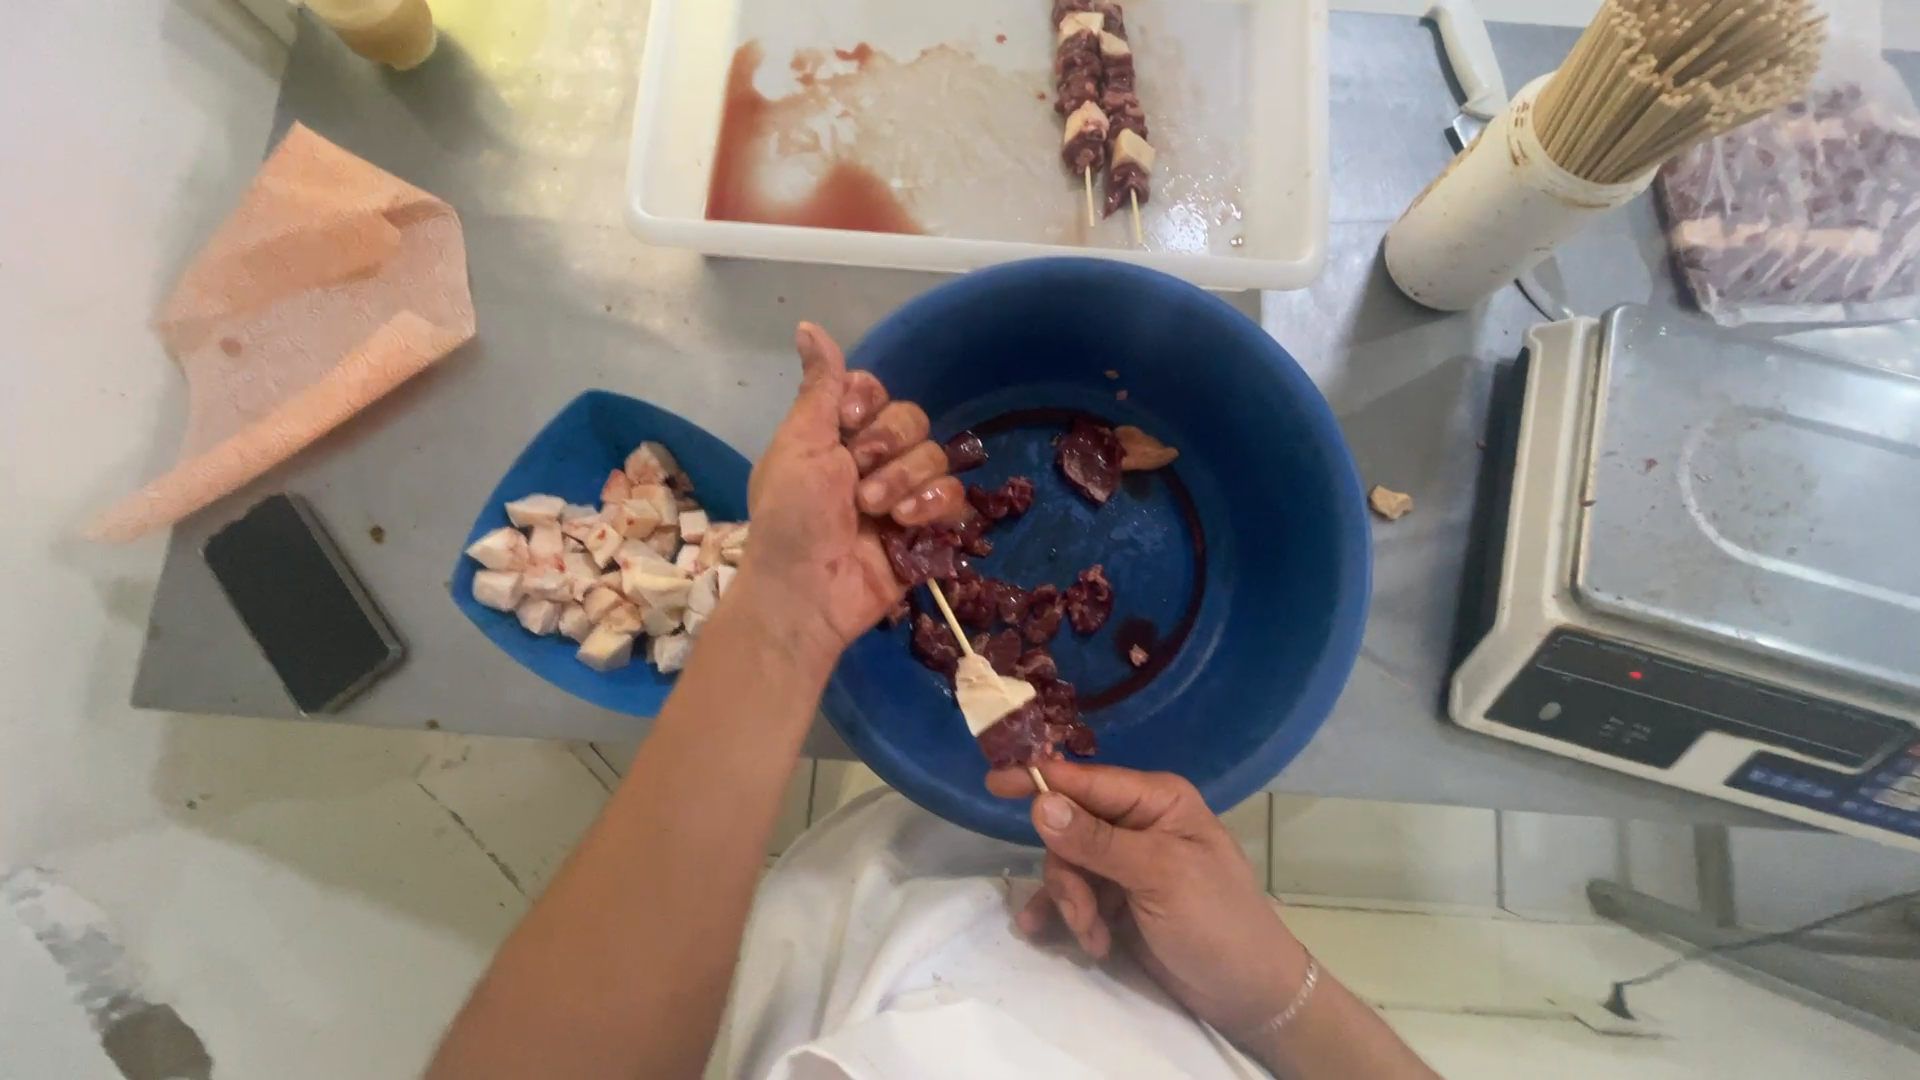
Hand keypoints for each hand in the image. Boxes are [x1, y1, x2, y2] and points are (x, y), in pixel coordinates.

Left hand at [738, 323, 966, 663]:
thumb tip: (808, 325)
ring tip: (876, 512)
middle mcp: (873, 458)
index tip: (848, 427)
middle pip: (912, 419)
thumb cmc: (792, 517)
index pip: (874, 391)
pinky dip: (933, 505)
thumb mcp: (799, 445)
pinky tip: (907, 523)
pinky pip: (952, 496)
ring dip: (905, 481)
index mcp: (837, 435)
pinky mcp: (925, 526)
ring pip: (934, 456)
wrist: (807, 592)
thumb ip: (820, 387)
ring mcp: (901, 492)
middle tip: (858, 480)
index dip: (869, 405)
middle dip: (888, 448)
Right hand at [988, 762, 1311, 1040]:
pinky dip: (1064, 915)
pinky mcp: (1117, 898)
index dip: (1039, 779)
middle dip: (1067, 872)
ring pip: (1067, 864)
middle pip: (1068, 827)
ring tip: (1093, 938)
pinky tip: (1053, 936)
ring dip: (1071, 902)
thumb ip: (1096, 840)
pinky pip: (1073, 894)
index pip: (1085, 779)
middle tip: (1082, 911)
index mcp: (1155, 799)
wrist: (1251, 997)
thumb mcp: (1159, 875)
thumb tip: (1040, 803)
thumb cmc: (1217, 921)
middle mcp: (1135, 823)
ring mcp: (1125, 862)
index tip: (993, 783)